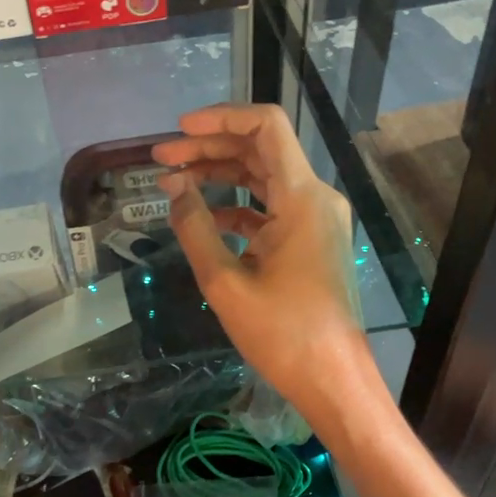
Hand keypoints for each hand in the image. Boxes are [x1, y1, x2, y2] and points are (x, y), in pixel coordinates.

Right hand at [153, 105, 369, 417]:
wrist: (334, 379)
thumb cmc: (282, 333)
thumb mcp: (225, 282)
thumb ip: (195, 227)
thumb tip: (175, 188)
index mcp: (301, 197)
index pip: (266, 127)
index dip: (221, 117)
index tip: (180, 129)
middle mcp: (315, 196)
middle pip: (260, 150)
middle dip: (209, 147)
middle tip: (162, 158)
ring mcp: (317, 218)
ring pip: (264, 177)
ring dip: (220, 174)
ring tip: (173, 182)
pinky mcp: (313, 240)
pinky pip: (271, 206)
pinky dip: (237, 204)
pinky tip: (202, 215)